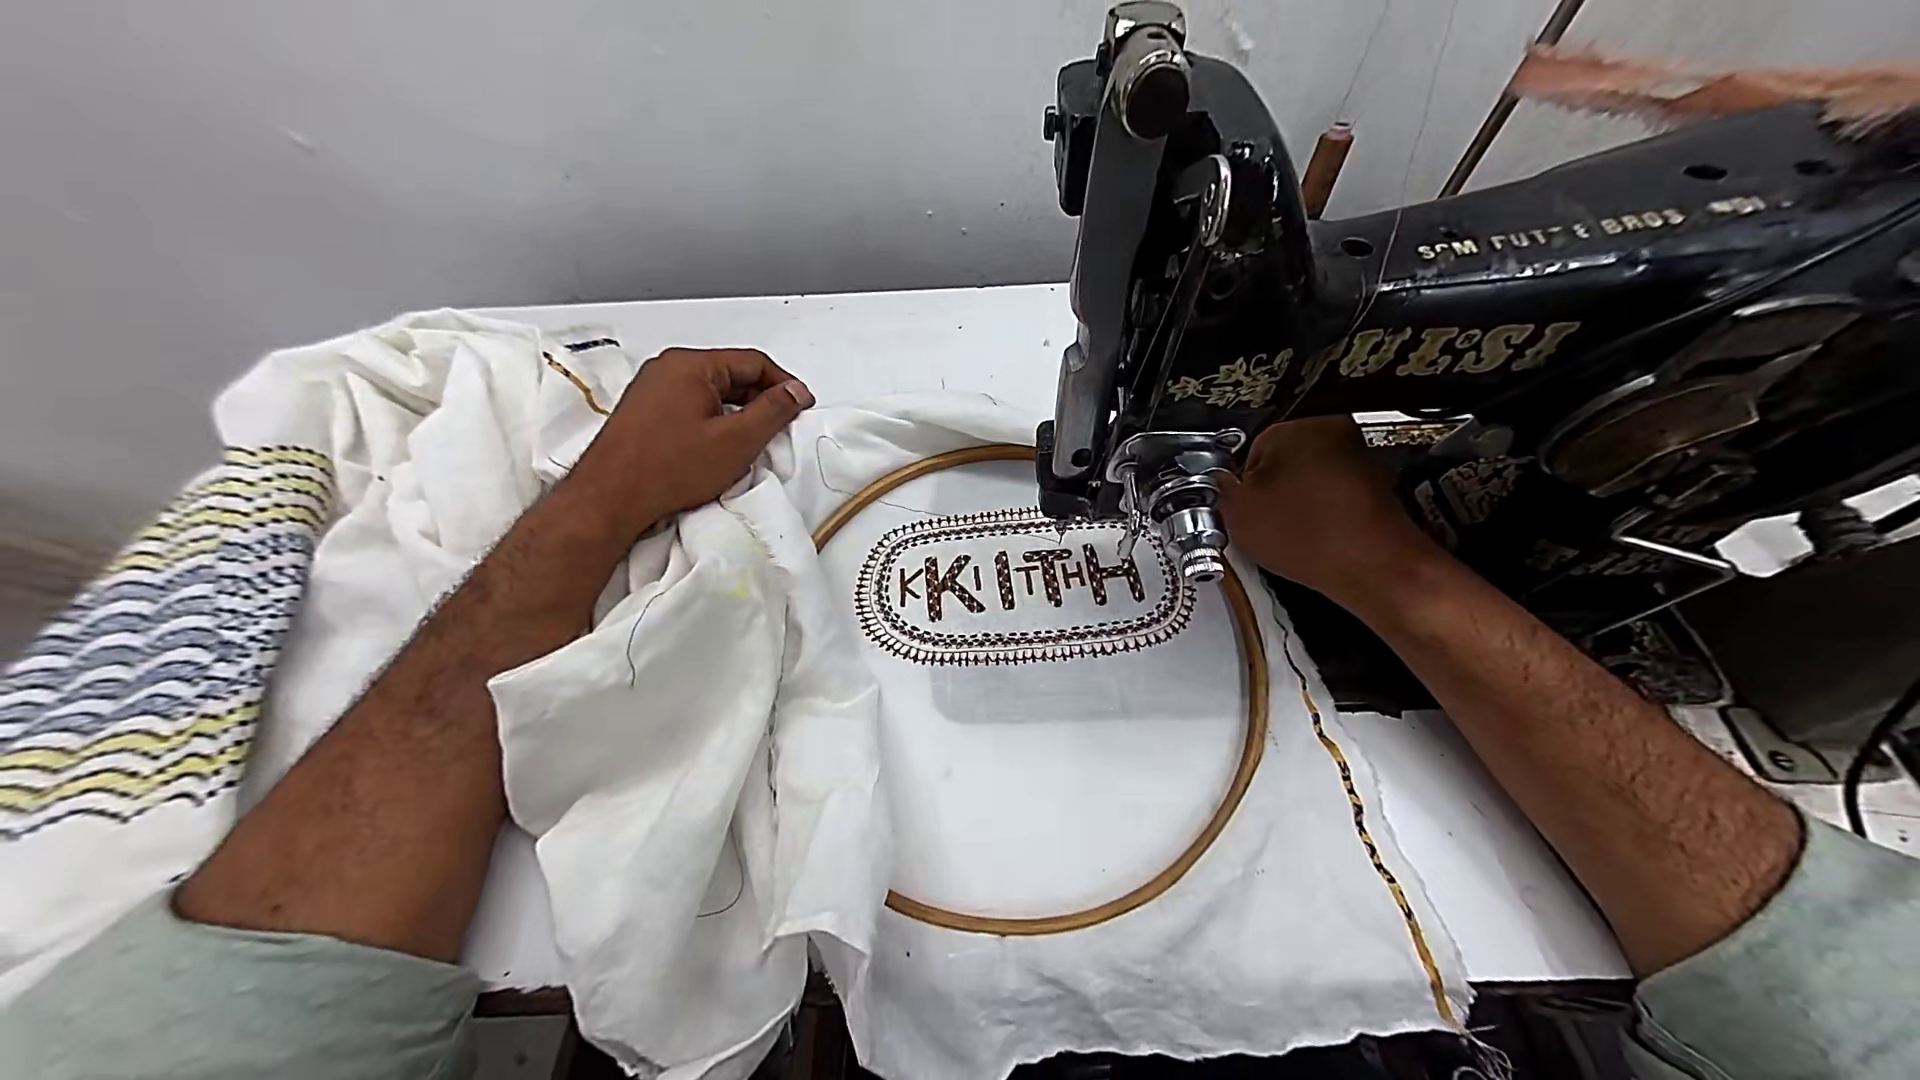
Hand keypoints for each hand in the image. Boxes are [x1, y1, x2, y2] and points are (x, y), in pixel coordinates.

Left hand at [567, 347, 813, 540]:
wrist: (610, 499)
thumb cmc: (671, 468)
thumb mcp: (737, 440)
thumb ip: (773, 411)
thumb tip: (796, 391)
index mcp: (691, 365)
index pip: (753, 362)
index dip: (785, 384)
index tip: (803, 407)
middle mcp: (669, 368)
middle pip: (732, 375)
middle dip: (762, 400)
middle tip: (782, 428)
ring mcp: (653, 389)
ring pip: (712, 392)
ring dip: (739, 413)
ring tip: (755, 441)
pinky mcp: (646, 411)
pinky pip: (693, 405)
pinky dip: (715, 420)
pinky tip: (723, 446)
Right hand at [1219, 416, 1443, 605]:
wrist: (1374, 568)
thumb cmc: (1318, 537)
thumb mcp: (1238, 511)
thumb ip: (1217, 487)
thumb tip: (1216, 481)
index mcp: (1299, 426)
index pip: (1246, 449)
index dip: (1237, 483)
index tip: (1239, 503)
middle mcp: (1333, 432)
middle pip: (1277, 461)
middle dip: (1267, 491)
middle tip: (1262, 519)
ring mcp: (1357, 458)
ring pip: (1302, 479)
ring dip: (1292, 503)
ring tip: (1288, 531)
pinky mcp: (1371, 486)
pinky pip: (1327, 495)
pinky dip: (1316, 514)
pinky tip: (1310, 535)